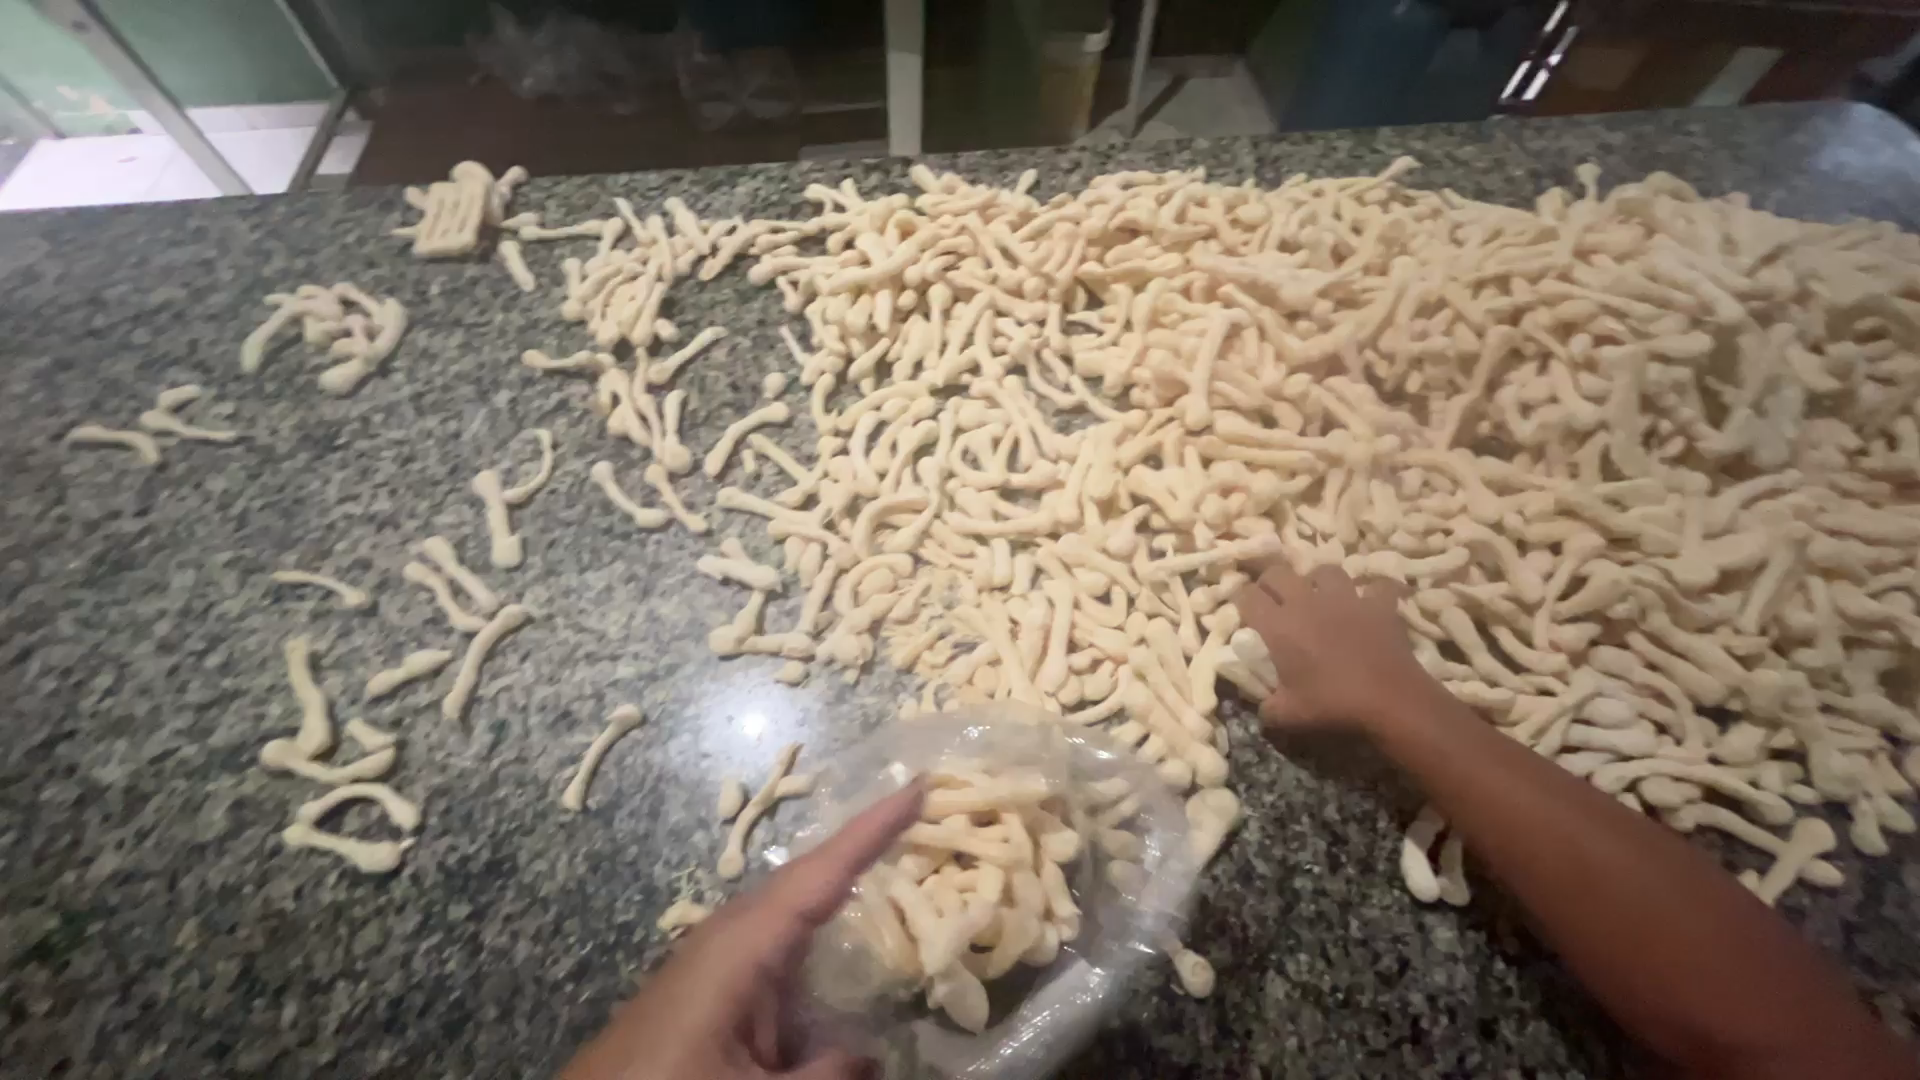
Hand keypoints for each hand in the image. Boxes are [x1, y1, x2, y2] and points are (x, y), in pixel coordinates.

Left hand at [560, 781, 924, 1079]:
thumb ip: (823, 1075)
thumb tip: (873, 1056)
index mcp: (745, 944)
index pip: (824, 871)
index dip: (875, 828)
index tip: (920, 787)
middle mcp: (735, 930)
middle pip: (814, 873)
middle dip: (868, 841)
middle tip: (923, 813)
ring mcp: (721, 951)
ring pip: (797, 904)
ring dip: (845, 881)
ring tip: (899, 858)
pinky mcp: (714, 979)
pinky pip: (781, 939)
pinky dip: (820, 927)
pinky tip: (841, 947)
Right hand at [1232, 562, 1442, 736]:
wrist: (1392, 702)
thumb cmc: (1333, 706)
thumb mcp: (1288, 716)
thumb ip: (1266, 709)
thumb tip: (1262, 710)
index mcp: (1278, 625)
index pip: (1246, 596)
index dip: (1241, 601)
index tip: (1245, 614)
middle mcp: (1307, 602)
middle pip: (1277, 573)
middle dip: (1270, 584)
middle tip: (1274, 601)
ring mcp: (1345, 599)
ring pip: (1324, 571)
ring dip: (1318, 582)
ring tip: (1320, 598)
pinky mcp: (1379, 605)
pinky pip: (1377, 586)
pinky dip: (1374, 592)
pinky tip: (1370, 603)